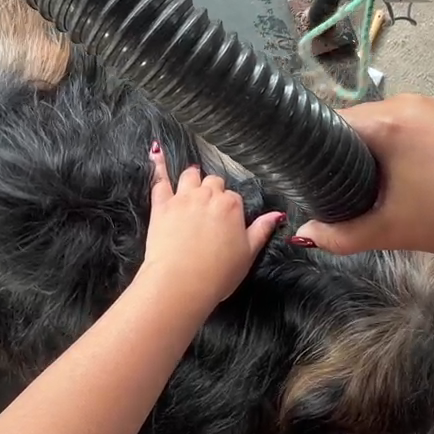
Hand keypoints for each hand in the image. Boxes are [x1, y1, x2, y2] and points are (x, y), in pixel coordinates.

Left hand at [138, 145, 281, 311]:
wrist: (181, 283)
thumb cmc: (217, 273)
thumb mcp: (248, 254)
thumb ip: (262, 230)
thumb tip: (277, 215)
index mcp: (232, 206)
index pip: (234, 197)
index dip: (230, 209)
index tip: (227, 222)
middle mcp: (208, 196)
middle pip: (213, 182)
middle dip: (213, 190)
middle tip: (210, 207)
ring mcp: (183, 198)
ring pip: (190, 176)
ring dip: (193, 177)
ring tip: (192, 179)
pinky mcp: (161, 205)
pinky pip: (159, 180)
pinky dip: (158, 165)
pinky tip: (155, 151)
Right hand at [293, 94, 433, 282]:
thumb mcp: (391, 230)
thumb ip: (340, 234)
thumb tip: (303, 235)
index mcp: (388, 119)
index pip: (329, 124)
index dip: (313, 151)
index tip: (307, 180)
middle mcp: (407, 101)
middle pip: (356, 123)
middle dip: (343, 155)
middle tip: (337, 192)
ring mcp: (433, 107)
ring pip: (383, 126)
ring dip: (372, 153)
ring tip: (370, 189)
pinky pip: (407, 127)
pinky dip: (397, 149)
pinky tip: (403, 180)